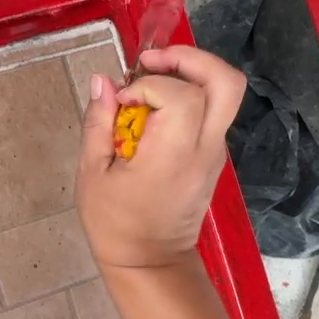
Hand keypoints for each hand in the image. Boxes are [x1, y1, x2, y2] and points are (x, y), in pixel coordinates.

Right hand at [75, 46, 244, 271]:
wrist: (149, 259)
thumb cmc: (112, 219)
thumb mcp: (92, 172)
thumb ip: (99, 123)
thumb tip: (102, 81)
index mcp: (174, 153)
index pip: (182, 95)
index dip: (148, 85)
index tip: (120, 101)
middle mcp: (206, 146)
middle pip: (226, 81)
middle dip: (190, 59)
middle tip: (152, 61)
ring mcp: (215, 150)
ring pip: (224, 92)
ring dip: (189, 73)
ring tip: (149, 80)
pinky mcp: (212, 154)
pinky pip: (210, 111)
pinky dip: (186, 94)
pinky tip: (151, 108)